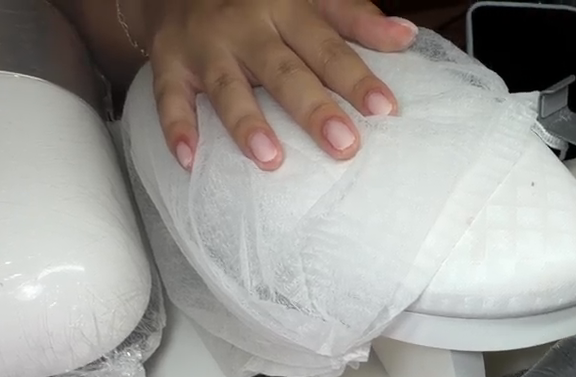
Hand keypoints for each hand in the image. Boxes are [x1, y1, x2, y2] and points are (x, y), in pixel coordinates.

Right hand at [144, 0, 415, 169]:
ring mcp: (206, 44)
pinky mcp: (170, 61)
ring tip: (271, 159)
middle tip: (343, 145)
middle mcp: (246, 25)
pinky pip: (169, 96)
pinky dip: (177, 128)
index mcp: (287, 8)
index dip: (356, 77)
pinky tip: (189, 161)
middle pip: (283, 70)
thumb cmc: (261, 1)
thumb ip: (355, 19)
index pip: (328, 46)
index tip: (385, 108)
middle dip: (312, 108)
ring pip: (227, 86)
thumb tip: (406, 36)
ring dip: (247, 123)